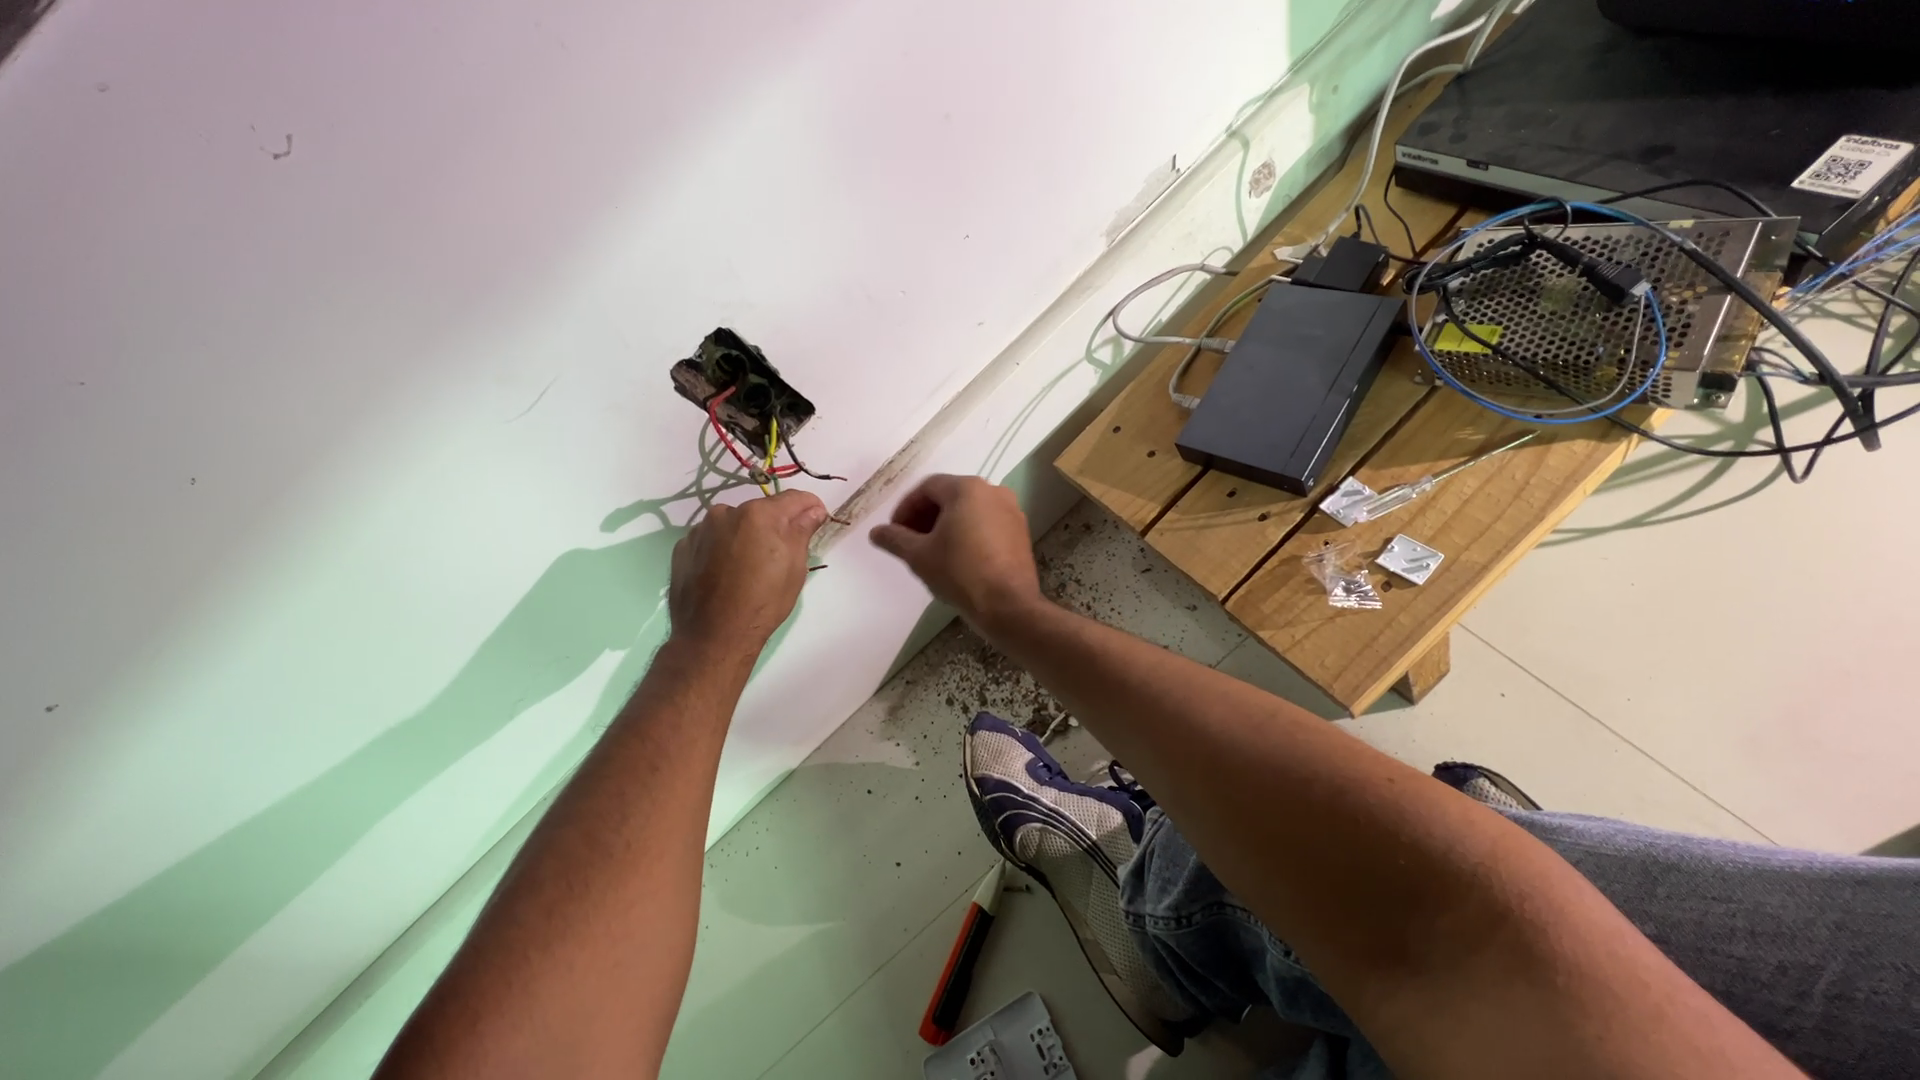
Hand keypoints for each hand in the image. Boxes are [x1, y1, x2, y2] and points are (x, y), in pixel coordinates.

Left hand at [668, 491, 827, 656]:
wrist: (712, 637)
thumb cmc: (762, 603)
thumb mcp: (794, 568)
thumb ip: (802, 531)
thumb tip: (812, 510)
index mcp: (758, 515)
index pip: (794, 498)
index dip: (810, 508)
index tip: (816, 522)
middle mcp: (725, 513)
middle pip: (760, 511)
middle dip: (775, 526)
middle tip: (781, 556)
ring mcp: (700, 530)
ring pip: (733, 524)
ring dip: (745, 536)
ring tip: (749, 568)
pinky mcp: (683, 548)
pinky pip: (711, 540)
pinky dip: (722, 549)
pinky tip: (725, 575)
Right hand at [868, 475, 1043, 632]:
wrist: (1007, 605)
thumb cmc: (959, 573)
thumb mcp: (919, 556)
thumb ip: (894, 539)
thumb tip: (875, 532)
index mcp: (967, 488)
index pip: (927, 487)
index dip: (906, 508)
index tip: (894, 531)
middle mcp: (993, 491)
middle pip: (949, 496)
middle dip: (925, 516)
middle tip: (909, 541)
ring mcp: (1011, 511)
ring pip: (969, 510)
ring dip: (946, 525)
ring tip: (931, 551)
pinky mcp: (1020, 532)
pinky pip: (987, 523)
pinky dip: (968, 532)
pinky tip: (957, 557)